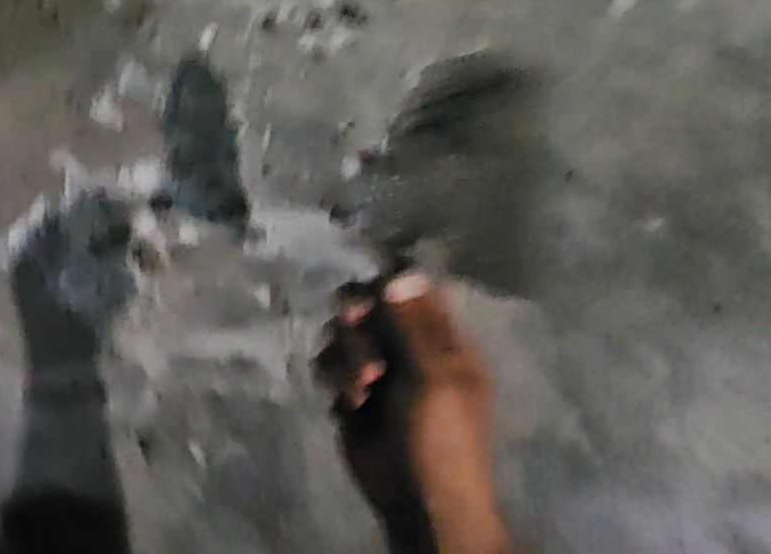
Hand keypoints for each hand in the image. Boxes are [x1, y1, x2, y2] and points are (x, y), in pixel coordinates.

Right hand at [313, 271, 511, 553]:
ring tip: (360, 390)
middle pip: (367, 306)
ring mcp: (378, 369)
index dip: (386, 284)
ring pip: (343, 334)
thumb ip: (415, 325)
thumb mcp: (436, 379)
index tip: (368, 290)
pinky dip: (333, 378)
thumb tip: (399, 273)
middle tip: (355, 327)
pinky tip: (348, 402)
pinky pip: (328, 362)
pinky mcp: (351, 389)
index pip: (412, 293)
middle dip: (358, 322)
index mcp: (443, 343)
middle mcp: (409, 349)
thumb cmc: (441, 439)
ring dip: (345, 357)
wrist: (418, 499)